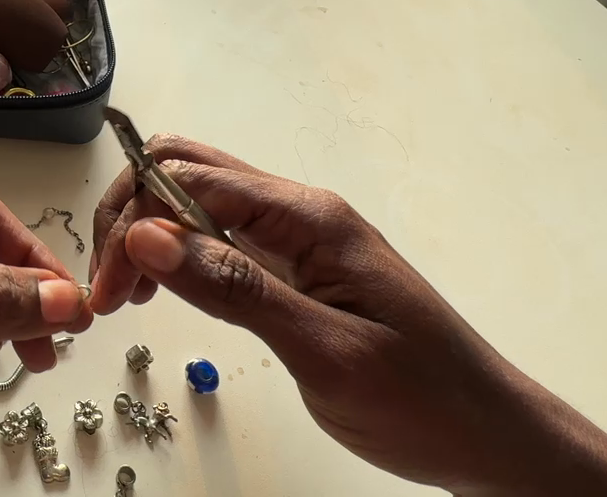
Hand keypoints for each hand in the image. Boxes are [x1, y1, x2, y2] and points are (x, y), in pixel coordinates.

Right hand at [89, 136, 606, 496]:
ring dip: (146, 227)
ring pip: (193, 193)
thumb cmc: (422, 402)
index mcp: (305, 214)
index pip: (188, 179)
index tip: (108, 286)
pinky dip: (172, 247)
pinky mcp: (289, 257)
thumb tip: (145, 233)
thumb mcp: (326, 354)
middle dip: (130, 210)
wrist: (497, 439)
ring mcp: (291, 229)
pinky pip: (213, 229)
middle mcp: (293, 206)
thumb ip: (234, 287)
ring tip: (127, 290)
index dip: (133, 219)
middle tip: (110, 283)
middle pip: (183, 167)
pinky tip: (162, 287)